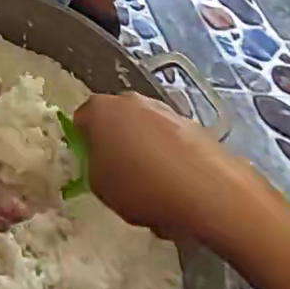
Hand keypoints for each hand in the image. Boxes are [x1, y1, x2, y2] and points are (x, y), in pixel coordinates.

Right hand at [72, 93, 277, 242]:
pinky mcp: (190, 122)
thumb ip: (93, 168)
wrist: (210, 189)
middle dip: (115, 146)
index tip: (92, 169)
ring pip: (142, 130)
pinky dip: (168, 158)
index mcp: (99, 109)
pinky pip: (168, 140)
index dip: (84, 146)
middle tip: (120, 179)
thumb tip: (103, 162)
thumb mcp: (100, 188)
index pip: (80, 121)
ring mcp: (162, 108)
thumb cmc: (143, 187)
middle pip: (113, 121)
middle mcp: (128, 99)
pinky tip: (177, 188)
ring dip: (143, 152)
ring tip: (154, 189)